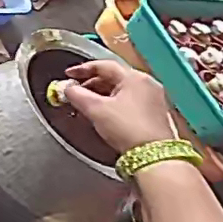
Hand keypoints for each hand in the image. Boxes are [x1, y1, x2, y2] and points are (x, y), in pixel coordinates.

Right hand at [62, 61, 179, 154]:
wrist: (152, 155)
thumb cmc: (127, 129)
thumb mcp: (96, 110)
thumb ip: (77, 95)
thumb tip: (67, 89)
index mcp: (134, 77)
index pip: (104, 66)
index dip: (82, 69)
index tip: (69, 75)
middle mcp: (146, 84)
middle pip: (113, 77)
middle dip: (91, 84)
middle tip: (75, 92)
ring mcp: (153, 98)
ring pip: (121, 90)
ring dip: (101, 95)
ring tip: (86, 105)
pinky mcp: (154, 113)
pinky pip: (129, 102)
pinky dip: (113, 104)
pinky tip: (104, 114)